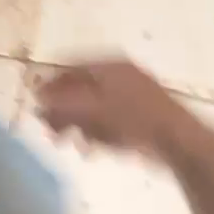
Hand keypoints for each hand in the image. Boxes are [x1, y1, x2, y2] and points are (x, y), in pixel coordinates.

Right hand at [35, 58, 196, 162]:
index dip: (50, 85)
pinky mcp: (137, 115)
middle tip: (50, 130)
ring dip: (76, 124)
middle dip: (62, 110)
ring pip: (91, 107)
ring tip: (70, 141)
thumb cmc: (132, 121)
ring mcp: (130, 95)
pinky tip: (91, 147)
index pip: (70, 68)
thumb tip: (38, 99)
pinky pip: (106, 120)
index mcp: (109, 66)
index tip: (36, 104)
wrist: (177, 141)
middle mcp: (119, 75)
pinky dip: (95, 132)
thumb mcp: (91, 111)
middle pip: (79, 88)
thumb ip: (61, 104)